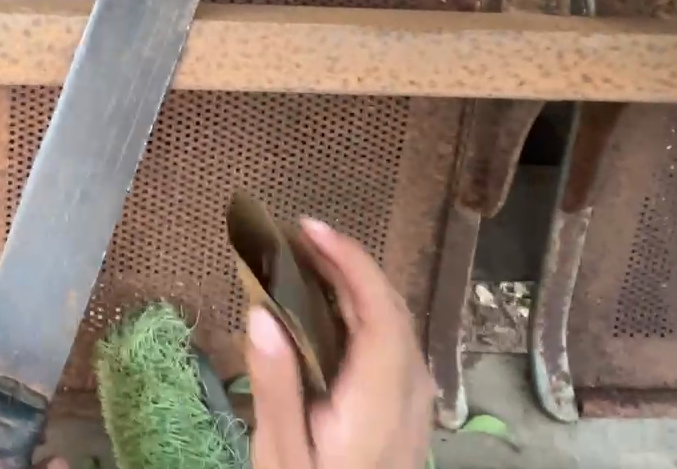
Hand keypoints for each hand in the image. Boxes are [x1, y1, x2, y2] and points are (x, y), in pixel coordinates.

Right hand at [245, 217, 432, 468]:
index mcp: (379, 403)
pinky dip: (364, 307)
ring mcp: (415, 406)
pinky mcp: (408, 413)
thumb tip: (260, 311)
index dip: (350, 261)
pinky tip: (331, 306)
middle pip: (392, 309)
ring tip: (311, 259)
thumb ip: (275, 386)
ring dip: (358, 282)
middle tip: (301, 236)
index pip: (380, 313)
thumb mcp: (281, 452)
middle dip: (350, 261)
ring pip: (397, 324)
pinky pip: (394, 340)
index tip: (309, 229)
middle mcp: (410, 397)